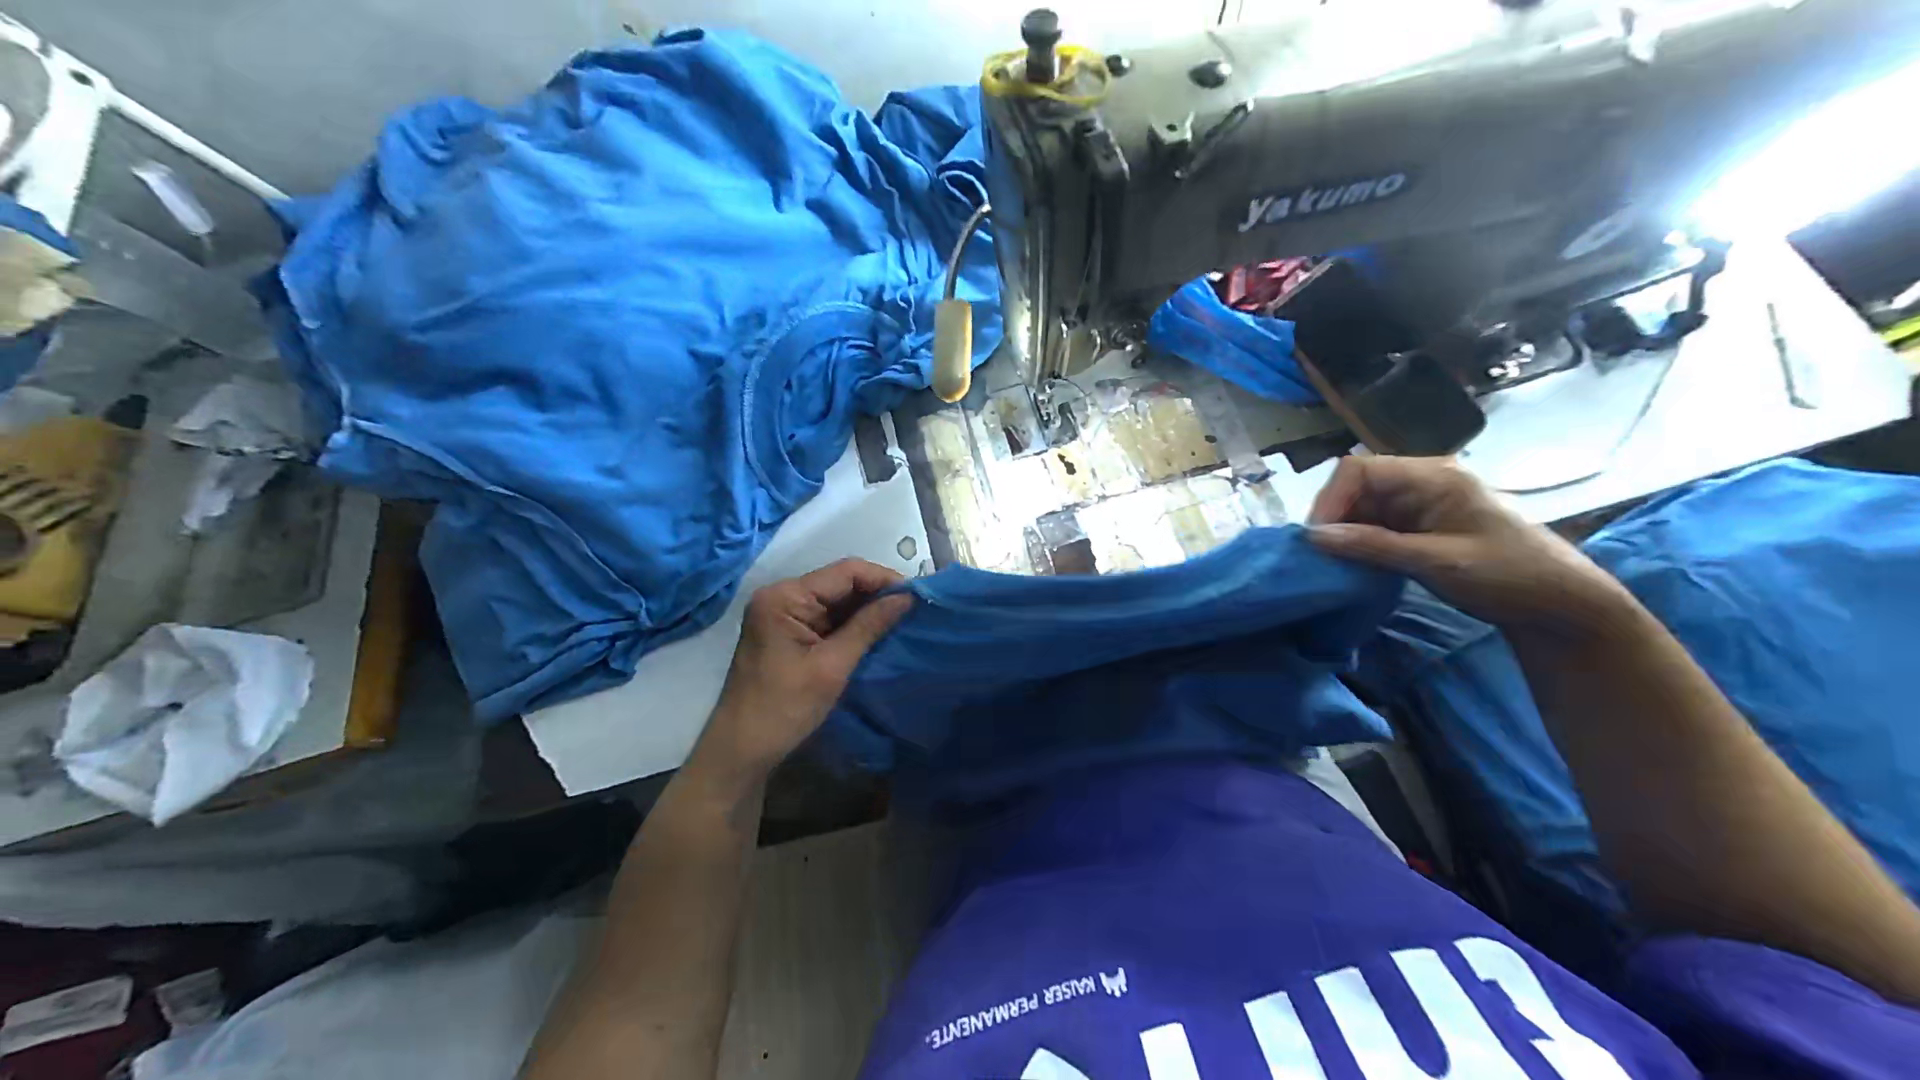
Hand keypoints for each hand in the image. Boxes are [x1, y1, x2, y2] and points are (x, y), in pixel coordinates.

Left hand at [691, 558, 914, 785]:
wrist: (741, 750)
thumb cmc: (784, 708)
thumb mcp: (832, 666)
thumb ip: (869, 626)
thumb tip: (908, 598)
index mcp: (785, 597)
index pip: (845, 572)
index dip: (883, 579)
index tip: (917, 597)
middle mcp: (781, 596)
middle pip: (840, 582)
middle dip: (878, 594)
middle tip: (915, 610)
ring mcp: (783, 614)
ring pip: (836, 600)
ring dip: (867, 610)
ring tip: (903, 620)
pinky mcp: (788, 632)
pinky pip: (827, 617)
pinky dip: (852, 624)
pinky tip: (877, 632)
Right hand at [1306, 455, 1632, 633]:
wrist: (1562, 607)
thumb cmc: (1508, 575)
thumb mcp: (1436, 561)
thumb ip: (1372, 546)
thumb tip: (1313, 537)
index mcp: (1433, 477)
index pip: (1358, 470)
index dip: (1330, 499)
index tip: (1318, 538)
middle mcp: (1423, 483)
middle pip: (1356, 488)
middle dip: (1334, 518)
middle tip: (1322, 555)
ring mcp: (1422, 506)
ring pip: (1362, 510)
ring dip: (1344, 534)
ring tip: (1334, 564)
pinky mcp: (1421, 529)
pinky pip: (1375, 528)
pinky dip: (1359, 545)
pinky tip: (1355, 566)